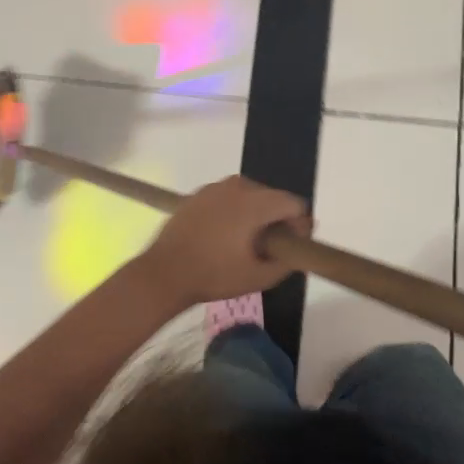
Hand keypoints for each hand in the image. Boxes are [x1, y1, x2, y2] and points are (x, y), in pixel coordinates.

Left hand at [134, 176, 307, 306]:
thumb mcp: (258, 277)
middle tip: (269, 248)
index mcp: (255, 202)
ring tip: (244, 243)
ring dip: (254, 215)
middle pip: (272, 197)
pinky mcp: (198, 194)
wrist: (163, 273)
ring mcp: (215, 187)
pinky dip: (233, 212)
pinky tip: (222, 237)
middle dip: (277, 220)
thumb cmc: (214, 275)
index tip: (291, 247)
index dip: (299, 225)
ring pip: (249, 196)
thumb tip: (295, 249)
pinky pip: (227, 198)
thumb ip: (286, 262)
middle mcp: (238, 186)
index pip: (294, 204)